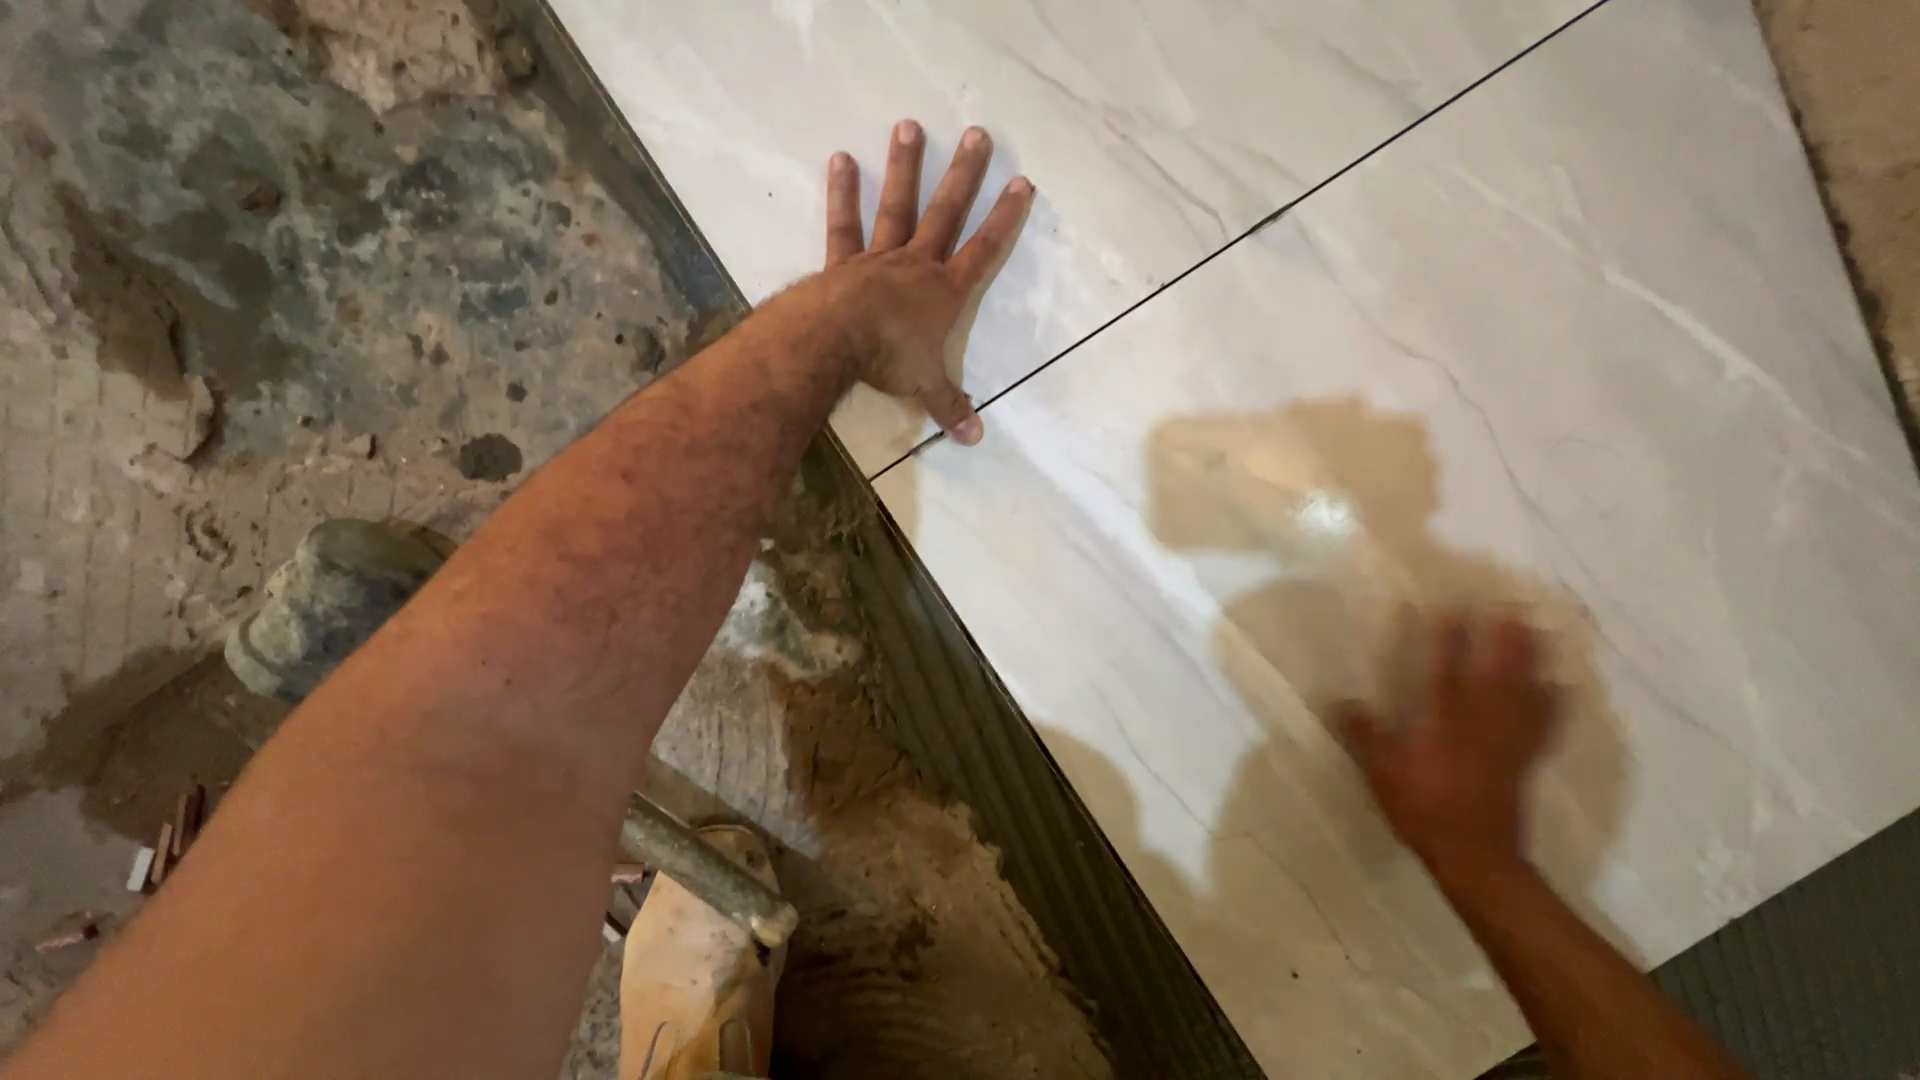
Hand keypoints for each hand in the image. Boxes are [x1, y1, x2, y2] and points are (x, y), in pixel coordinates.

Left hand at [817, 120, 1033, 445]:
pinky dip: (842, 194)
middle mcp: (916, 265)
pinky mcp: (843, 262)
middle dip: (965, 176)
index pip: (984, 251)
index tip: (1022, 183)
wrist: (837, 342)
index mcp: (944, 292)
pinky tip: (840, 159)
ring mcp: (879, 258)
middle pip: (947, 214)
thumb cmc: (890, 360)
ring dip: (905, 168)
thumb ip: (950, 407)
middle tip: (977, 133)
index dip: (1005, 219)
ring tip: (908, 126)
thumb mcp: (926, 387)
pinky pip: (843, 225)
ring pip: (897, 207)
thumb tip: (974, 439)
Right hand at [1342, 612, 1560, 876]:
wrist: (1474, 855)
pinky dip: (1554, 702)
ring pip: (1524, 690)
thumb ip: (1365, 734)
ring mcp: (1508, 740)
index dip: (1449, 638)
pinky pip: (1544, 724)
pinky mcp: (1525, 758)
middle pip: (1496, 671)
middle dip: (1502, 637)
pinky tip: (1560, 685)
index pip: (1446, 670)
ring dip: (1532, 658)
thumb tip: (1344, 700)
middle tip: (1509, 604)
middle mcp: (1480, 723)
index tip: (1451, 605)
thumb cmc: (1422, 809)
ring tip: (1538, 629)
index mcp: (1443, 723)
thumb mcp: (1381, 773)